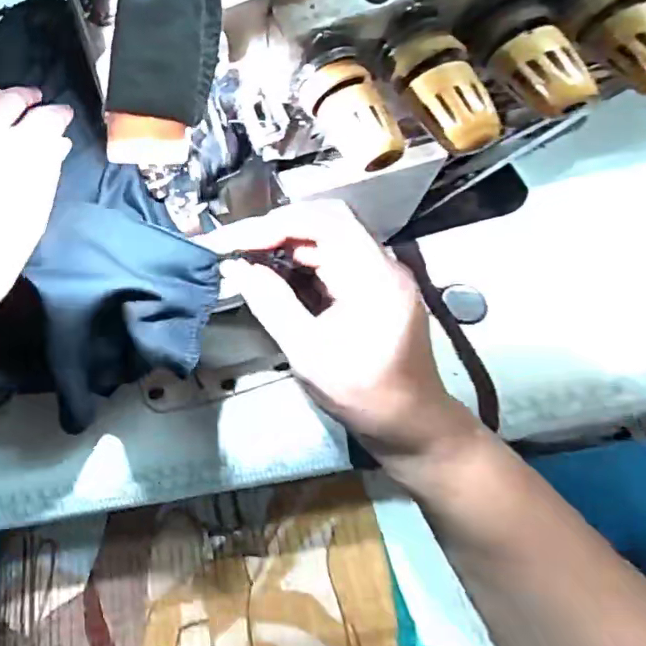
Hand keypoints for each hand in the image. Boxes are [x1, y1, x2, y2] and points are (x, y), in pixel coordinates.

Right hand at [195, 200, 478, 462]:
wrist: (412, 425)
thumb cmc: (363, 394)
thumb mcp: (307, 352)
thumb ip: (271, 303)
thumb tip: (236, 267)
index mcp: (373, 278)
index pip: (321, 223)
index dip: (271, 226)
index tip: (233, 242)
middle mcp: (382, 266)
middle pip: (325, 219)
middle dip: (275, 227)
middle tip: (237, 243)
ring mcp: (379, 274)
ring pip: (327, 234)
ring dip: (285, 240)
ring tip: (248, 255)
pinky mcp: (371, 286)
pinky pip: (332, 255)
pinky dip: (298, 256)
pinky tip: (273, 271)